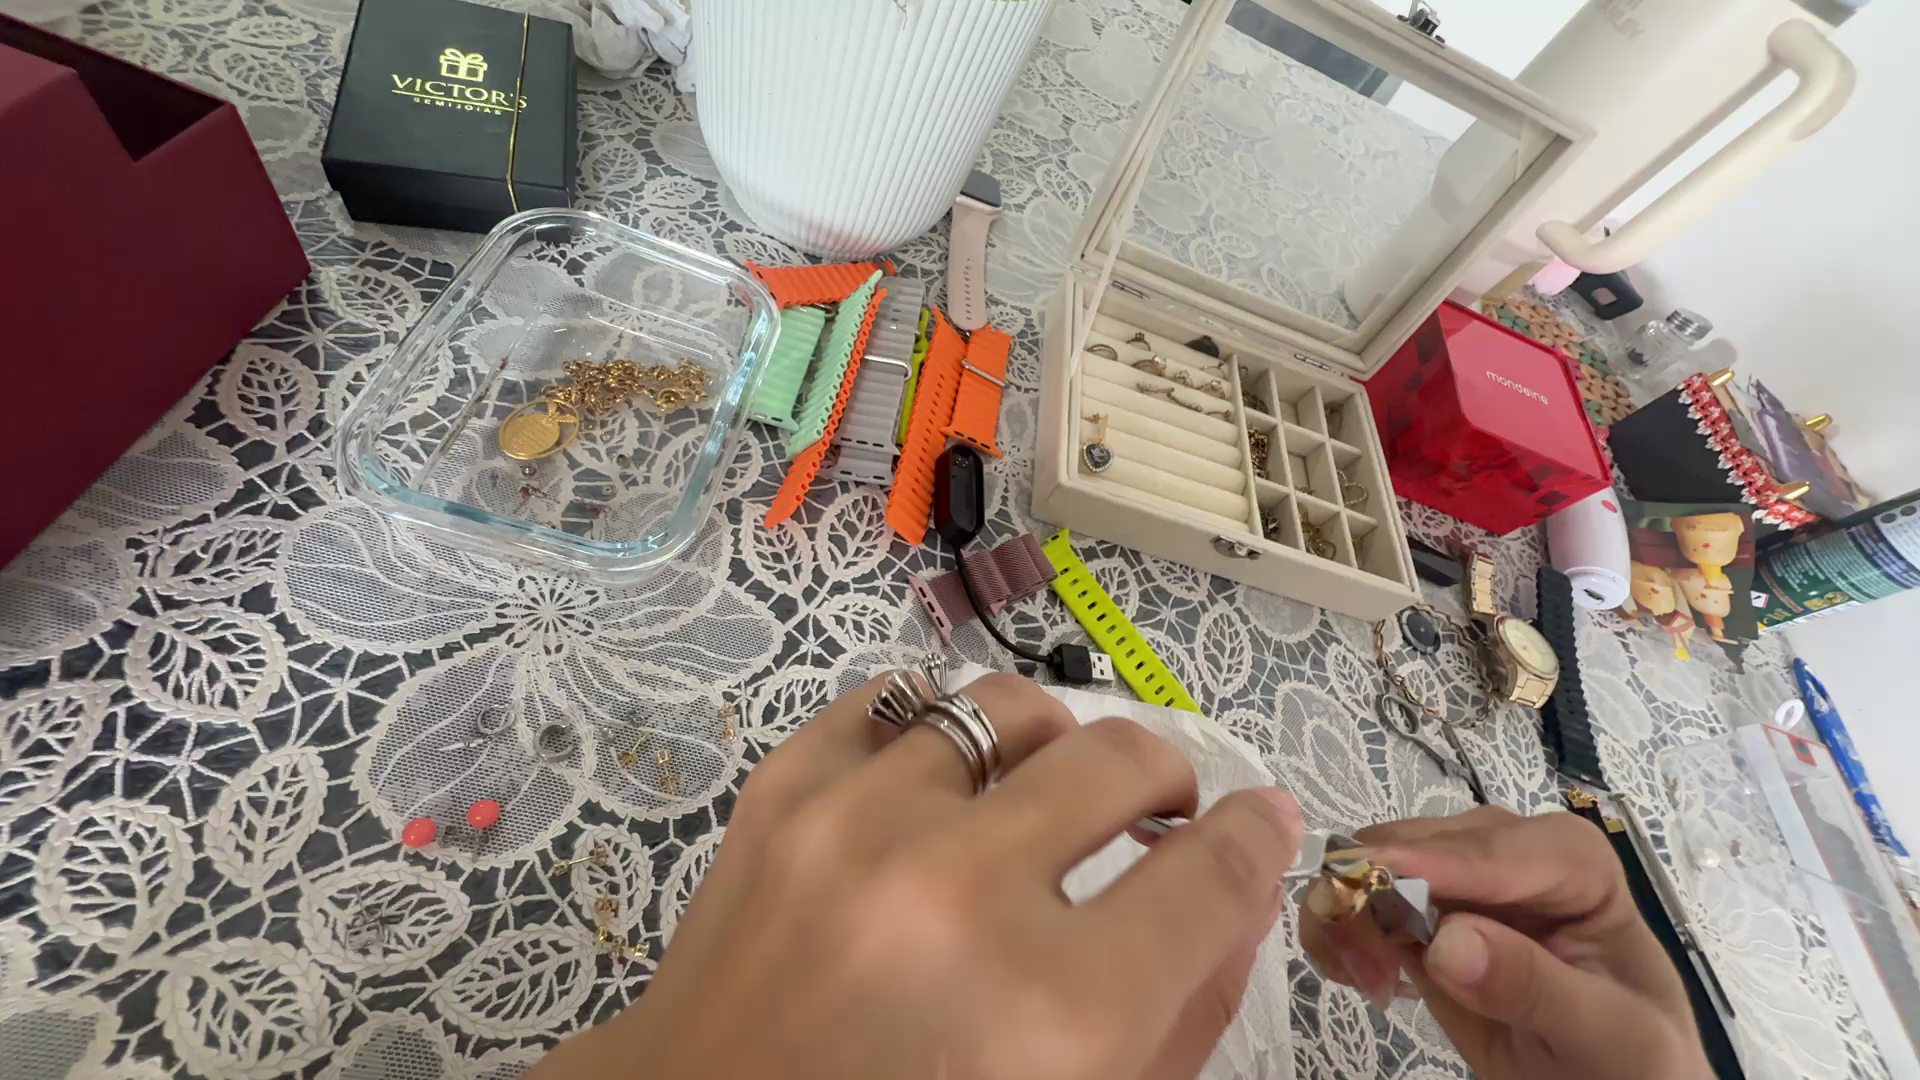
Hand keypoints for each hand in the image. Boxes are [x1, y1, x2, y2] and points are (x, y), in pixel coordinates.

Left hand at [529, 672, 1304, 1079]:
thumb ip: (1180, 1013)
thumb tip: (1233, 886)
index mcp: (1053, 1013)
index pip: (1207, 877)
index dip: (1253, 837)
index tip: (1260, 815)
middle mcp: (958, 891)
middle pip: (1117, 758)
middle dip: (1164, 774)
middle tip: (1155, 803)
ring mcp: (856, 821)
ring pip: (1005, 705)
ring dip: (1050, 738)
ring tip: (1042, 780)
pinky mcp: (781, 788)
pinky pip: (894, 699)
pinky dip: (937, 725)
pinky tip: (940, 770)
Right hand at [1301, 807, 1709, 1079]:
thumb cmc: (1635, 1069)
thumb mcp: (1616, 1044)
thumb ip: (1536, 988)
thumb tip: (1447, 942)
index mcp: (1567, 858)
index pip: (1486, 852)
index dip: (1423, 868)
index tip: (1362, 889)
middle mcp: (1499, 846)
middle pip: (1408, 847)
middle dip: (1373, 896)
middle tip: (1369, 975)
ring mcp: (1450, 872)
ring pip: (1363, 862)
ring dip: (1345, 913)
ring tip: (1363, 980)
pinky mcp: (1413, 904)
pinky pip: (1350, 894)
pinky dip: (1333, 925)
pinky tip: (1348, 972)